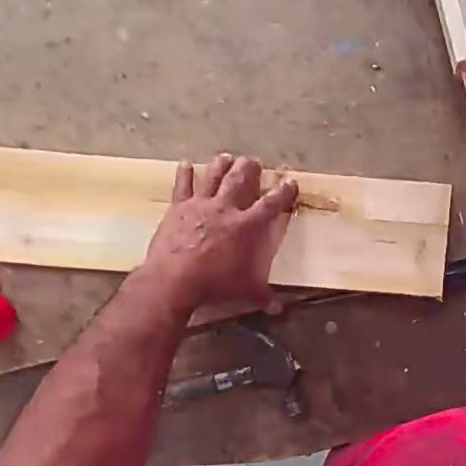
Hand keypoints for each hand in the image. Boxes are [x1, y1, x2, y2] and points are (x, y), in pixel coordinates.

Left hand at [138, 153, 297, 313]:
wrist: (175, 279)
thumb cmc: (217, 284)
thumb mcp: (248, 291)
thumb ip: (265, 296)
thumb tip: (279, 309)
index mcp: (248, 227)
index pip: (272, 204)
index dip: (283, 192)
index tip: (290, 182)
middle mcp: (226, 210)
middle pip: (240, 181)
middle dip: (249, 169)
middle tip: (254, 161)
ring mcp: (200, 206)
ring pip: (213, 178)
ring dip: (221, 165)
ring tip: (226, 156)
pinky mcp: (178, 209)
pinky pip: (182, 187)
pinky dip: (185, 174)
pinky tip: (186, 164)